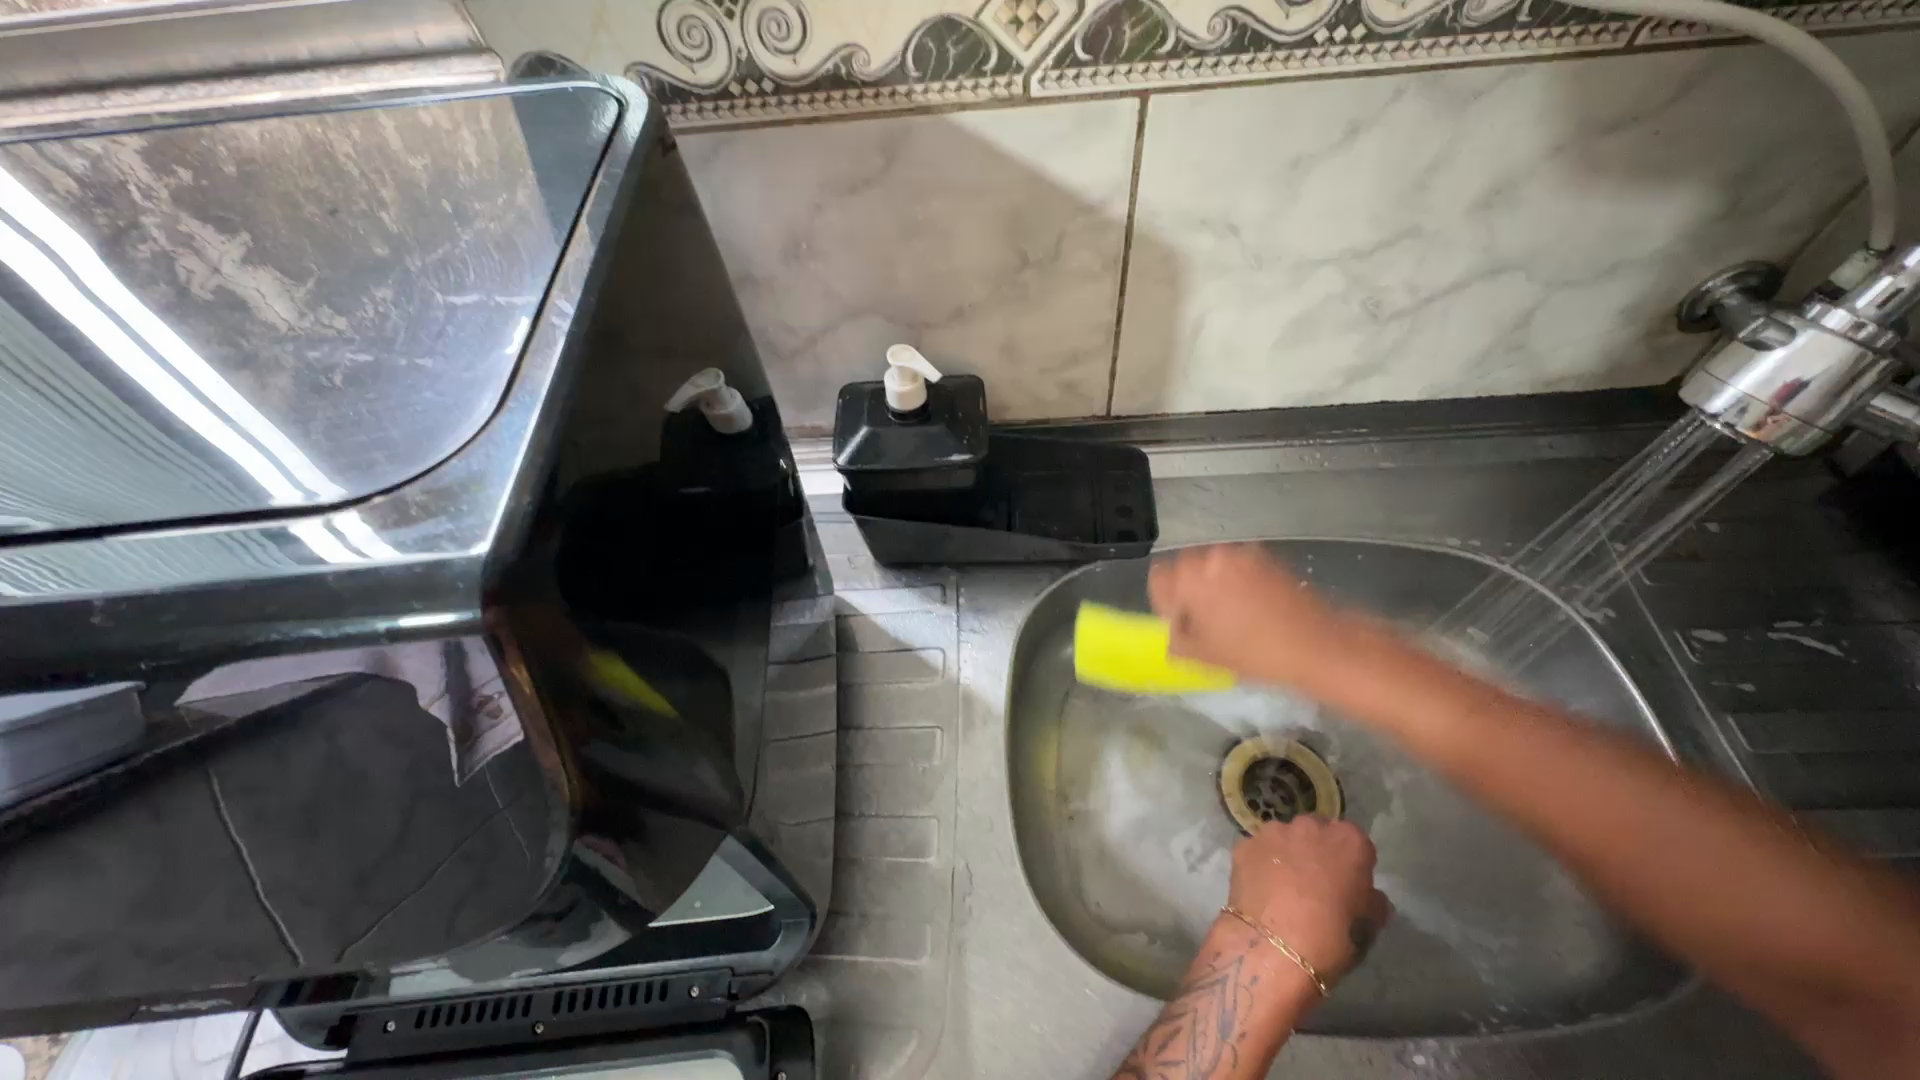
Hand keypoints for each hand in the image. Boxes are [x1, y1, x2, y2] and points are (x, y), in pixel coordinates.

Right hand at [1148, 544, 1354, 688]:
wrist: (1318, 646)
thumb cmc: (1254, 652)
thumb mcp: (1204, 656)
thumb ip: (1176, 642)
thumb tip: (1174, 635)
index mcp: (1190, 576)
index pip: (1159, 580)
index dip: (1165, 604)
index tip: (1180, 625)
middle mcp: (1214, 556)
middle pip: (1187, 569)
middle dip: (1190, 591)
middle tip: (1204, 622)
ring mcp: (1244, 553)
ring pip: (1214, 568)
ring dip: (1215, 586)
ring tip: (1230, 617)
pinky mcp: (1269, 559)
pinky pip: (1240, 568)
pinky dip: (1238, 583)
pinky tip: (1252, 610)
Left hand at [1226, 817, 1389, 988]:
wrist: (1273, 948)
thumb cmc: (1331, 938)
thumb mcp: (1369, 926)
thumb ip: (1373, 902)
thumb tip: (1370, 895)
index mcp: (1349, 841)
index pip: (1356, 841)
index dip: (1352, 862)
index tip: (1348, 882)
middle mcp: (1310, 826)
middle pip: (1317, 832)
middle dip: (1317, 850)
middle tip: (1314, 881)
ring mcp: (1273, 832)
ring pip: (1284, 837)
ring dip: (1287, 853)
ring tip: (1283, 885)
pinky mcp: (1244, 844)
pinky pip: (1258, 850)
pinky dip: (1261, 863)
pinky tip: (1261, 888)